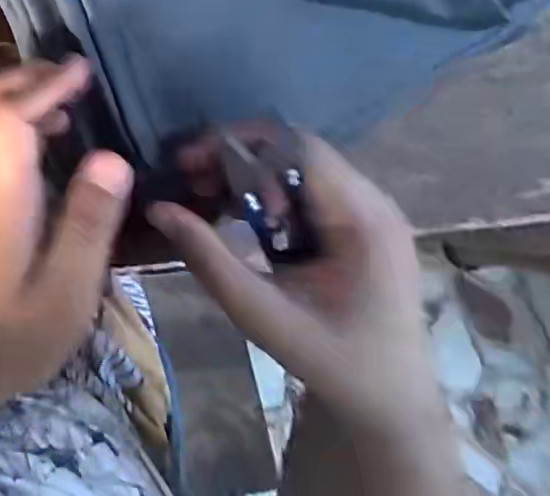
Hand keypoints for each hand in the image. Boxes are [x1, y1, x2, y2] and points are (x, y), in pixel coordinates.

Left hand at [0, 58, 134, 405]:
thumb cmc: (16, 333)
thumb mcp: (66, 290)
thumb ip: (88, 223)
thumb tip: (112, 158)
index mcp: (4, 191)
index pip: (14, 115)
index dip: (48, 85)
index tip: (84, 69)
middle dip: (30, 75)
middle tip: (77, 73)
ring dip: (27, 90)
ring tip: (75, 94)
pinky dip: (25, 114)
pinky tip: (59, 132)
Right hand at [147, 136, 443, 434]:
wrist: (392, 406)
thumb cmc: (333, 364)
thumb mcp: (261, 315)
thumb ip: (208, 258)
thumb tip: (158, 208)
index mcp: (362, 220)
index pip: (296, 147)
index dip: (237, 143)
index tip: (189, 163)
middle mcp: (372, 200)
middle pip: (294, 147)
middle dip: (235, 154)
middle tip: (190, 176)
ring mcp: (369, 208)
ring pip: (296, 160)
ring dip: (246, 169)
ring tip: (205, 192)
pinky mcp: (358, 219)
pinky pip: (304, 181)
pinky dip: (264, 187)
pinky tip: (237, 211)